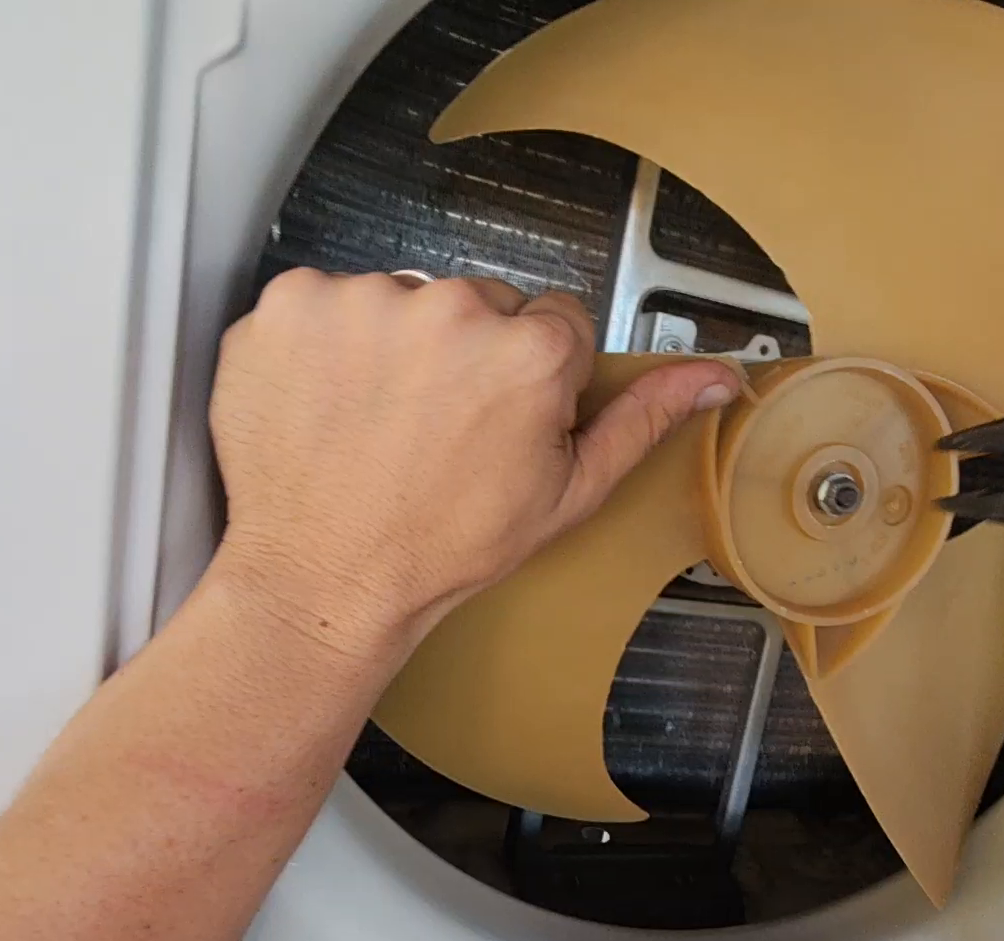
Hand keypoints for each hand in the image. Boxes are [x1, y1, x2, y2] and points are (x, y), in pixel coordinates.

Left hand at [208, 270, 738, 642]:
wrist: (328, 577)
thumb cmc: (448, 543)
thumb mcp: (569, 491)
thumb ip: (643, 419)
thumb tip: (711, 380)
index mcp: (530, 353)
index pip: (557, 321)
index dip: (537, 372)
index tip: (508, 412)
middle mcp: (451, 308)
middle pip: (485, 304)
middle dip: (475, 352)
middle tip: (446, 424)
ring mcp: (365, 300)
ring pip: (412, 300)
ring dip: (406, 345)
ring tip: (389, 420)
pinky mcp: (293, 302)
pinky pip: (337, 301)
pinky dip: (337, 342)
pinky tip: (339, 401)